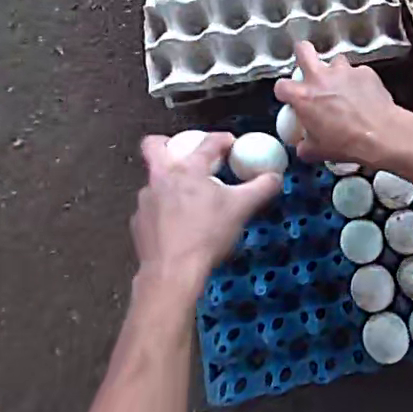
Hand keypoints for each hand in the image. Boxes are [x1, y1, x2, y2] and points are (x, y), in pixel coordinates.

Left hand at [133, 132, 279, 287]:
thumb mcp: (242, 209)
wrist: (172, 272)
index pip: (208, 142)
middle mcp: (162, 177)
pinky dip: (163, 210)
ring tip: (188, 199)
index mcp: (188, 168)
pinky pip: (151, 207)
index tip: (231, 145)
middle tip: (188, 156)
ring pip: (154, 180)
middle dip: (169, 143)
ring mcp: (146, 200)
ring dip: (169, 182)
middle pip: (154, 145)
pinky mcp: (137, 222)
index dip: (223, 139)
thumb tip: (275, 177)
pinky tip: (176, 225)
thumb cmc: (207, 234)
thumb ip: (261, 188)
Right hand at [272, 42, 412, 166]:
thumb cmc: (347, 143)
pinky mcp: (364, 72)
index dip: (284, 92)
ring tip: (342, 87)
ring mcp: (343, 72)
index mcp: (303, 97)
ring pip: (335, 61)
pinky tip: (363, 95)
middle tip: (307, 66)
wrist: (381, 135)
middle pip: (303, 50)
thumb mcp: (317, 151)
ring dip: (335, 72)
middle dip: (303, 54)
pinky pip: (357, 72)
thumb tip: (304, 146)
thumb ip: (305, 145)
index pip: (281, 86)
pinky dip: (358, 81)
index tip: (289, 97)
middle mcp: (320, 78)